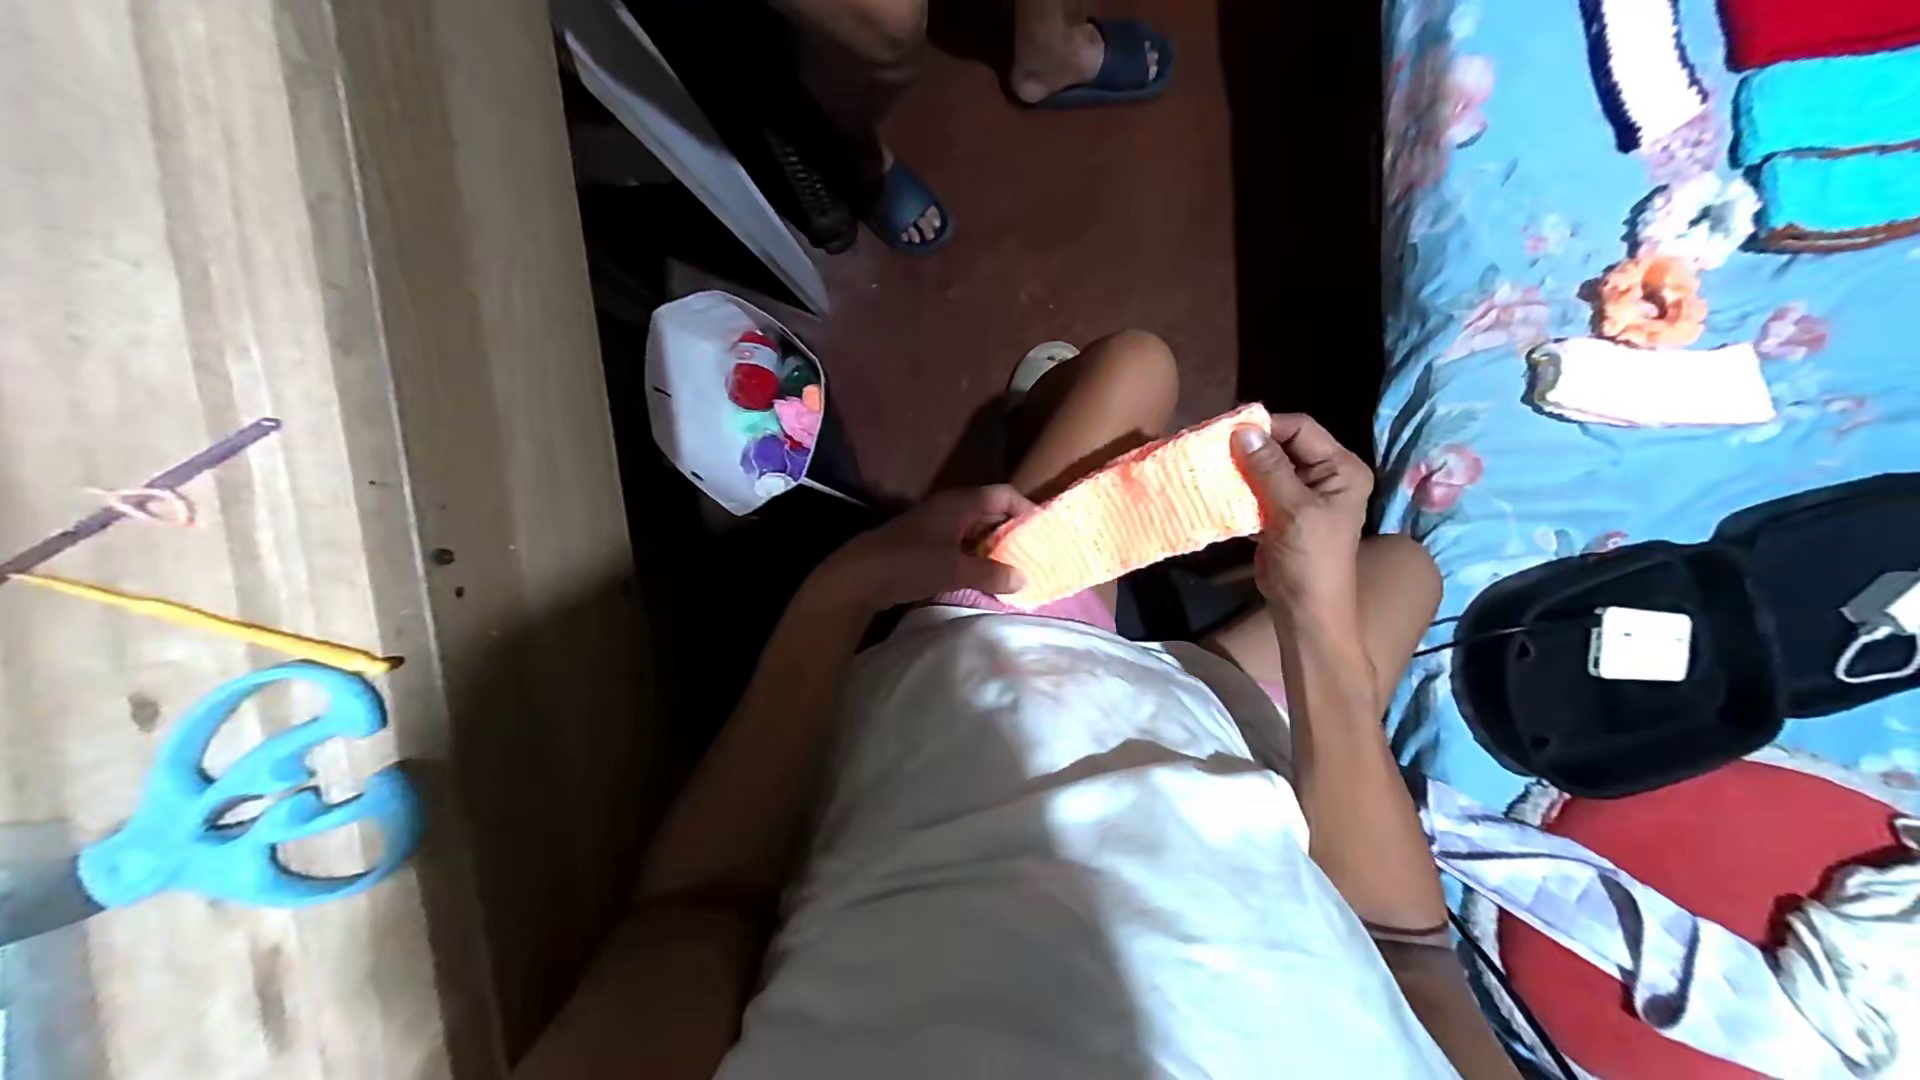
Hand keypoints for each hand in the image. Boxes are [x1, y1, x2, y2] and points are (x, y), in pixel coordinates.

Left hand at [811, 485, 1033, 610]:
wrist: (857, 577)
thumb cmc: (908, 564)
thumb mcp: (954, 569)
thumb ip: (991, 573)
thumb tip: (1022, 579)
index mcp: (958, 503)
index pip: (1003, 494)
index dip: (1027, 509)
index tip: (1045, 532)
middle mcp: (949, 508)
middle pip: (991, 511)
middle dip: (1014, 530)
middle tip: (1036, 552)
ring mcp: (936, 526)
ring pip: (976, 530)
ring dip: (995, 546)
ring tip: (1017, 567)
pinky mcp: (926, 544)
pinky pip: (961, 545)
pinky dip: (977, 557)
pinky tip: (987, 577)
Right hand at [1230, 414, 1372, 610]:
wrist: (1304, 608)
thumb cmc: (1310, 559)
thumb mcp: (1294, 510)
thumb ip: (1269, 469)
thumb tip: (1243, 430)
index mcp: (1340, 469)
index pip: (1301, 430)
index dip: (1267, 426)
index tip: (1227, 430)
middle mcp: (1323, 476)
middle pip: (1282, 446)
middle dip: (1248, 445)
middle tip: (1212, 446)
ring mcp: (1300, 494)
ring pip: (1265, 467)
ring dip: (1239, 466)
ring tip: (1209, 464)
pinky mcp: (1278, 512)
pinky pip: (1255, 489)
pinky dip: (1237, 487)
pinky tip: (1215, 487)